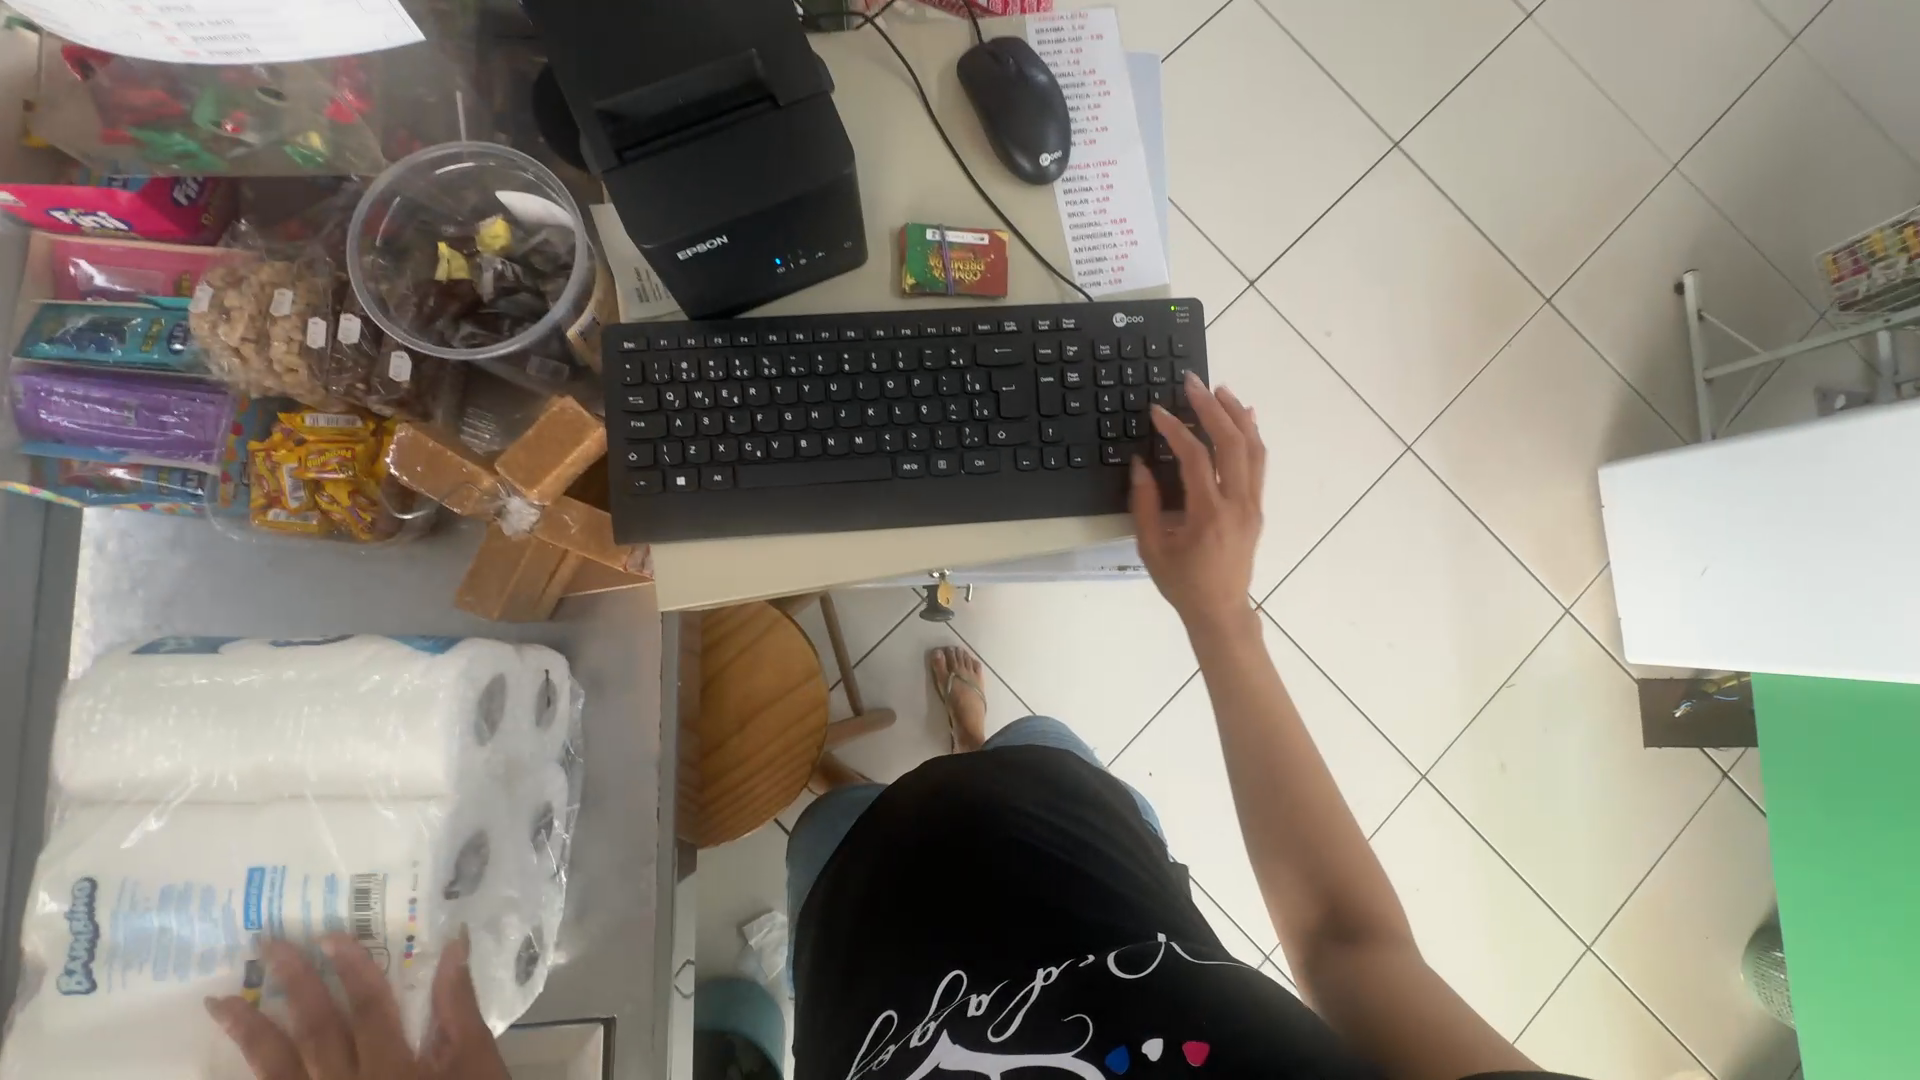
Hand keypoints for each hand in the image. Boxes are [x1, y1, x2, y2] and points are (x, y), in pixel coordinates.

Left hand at [205, 934, 510, 1079]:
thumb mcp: (476, 1060)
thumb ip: (457, 1005)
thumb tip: (454, 944)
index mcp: (393, 1067)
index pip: (367, 1006)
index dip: (350, 968)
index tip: (328, 935)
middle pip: (316, 1031)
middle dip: (293, 985)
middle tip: (268, 944)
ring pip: (276, 1070)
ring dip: (249, 1032)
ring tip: (220, 1003)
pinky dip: (249, 1077)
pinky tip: (228, 1060)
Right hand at [1129, 373, 1265, 632]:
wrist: (1220, 609)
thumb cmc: (1181, 582)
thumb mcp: (1150, 547)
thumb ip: (1144, 503)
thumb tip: (1140, 464)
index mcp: (1208, 515)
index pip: (1195, 458)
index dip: (1175, 430)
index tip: (1157, 411)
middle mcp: (1238, 504)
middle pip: (1231, 443)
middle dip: (1211, 408)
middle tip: (1192, 384)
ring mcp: (1253, 504)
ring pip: (1253, 448)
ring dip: (1236, 415)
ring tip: (1219, 390)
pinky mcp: (1257, 507)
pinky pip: (1259, 463)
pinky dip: (1251, 435)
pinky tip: (1244, 415)